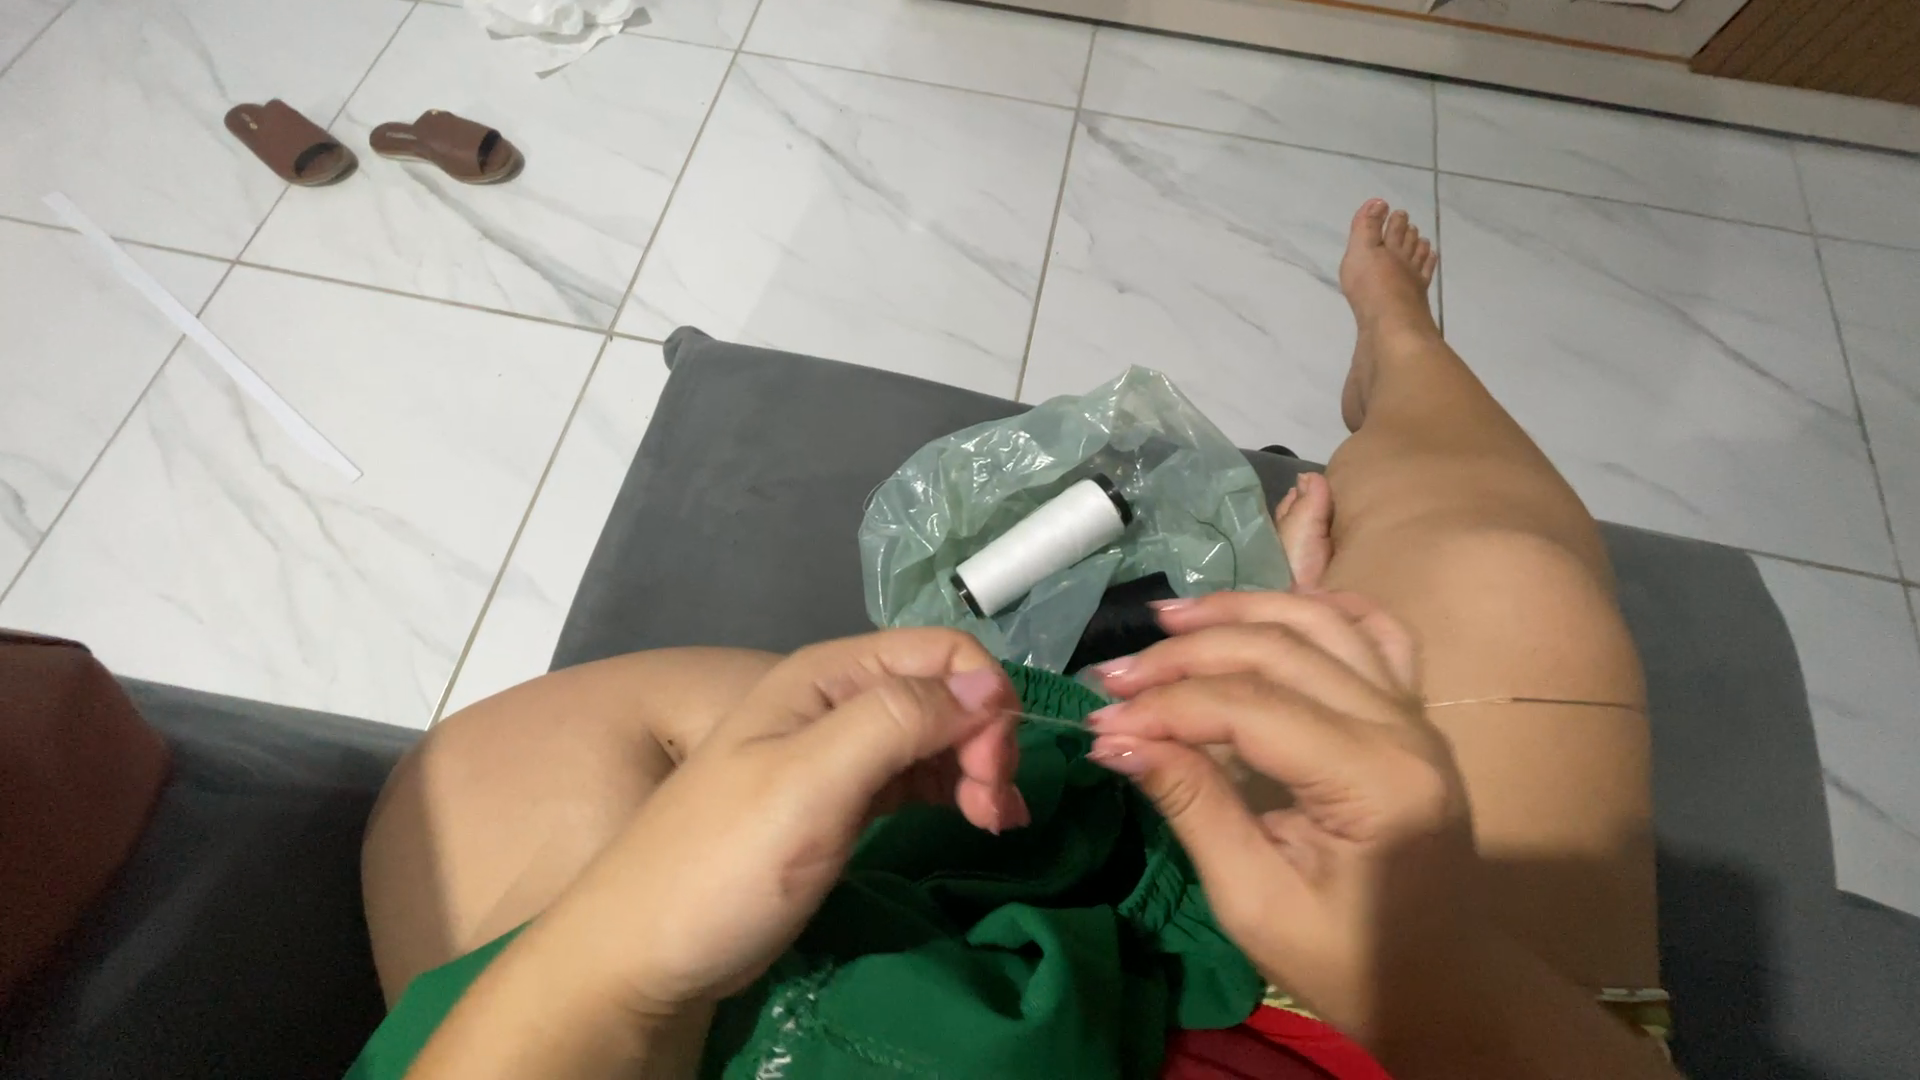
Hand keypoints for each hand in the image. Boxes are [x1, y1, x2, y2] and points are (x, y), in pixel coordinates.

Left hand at [537, 628, 1023, 1018]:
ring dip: (980, 766)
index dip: (982, 694)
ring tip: (995, 820)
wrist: (649, 955)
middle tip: (995, 802)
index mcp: (829, 674)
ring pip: (940, 734)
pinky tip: (982, 817)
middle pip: (945, 692)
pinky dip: (961, 790)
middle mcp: (842, 699)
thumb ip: (897, 719)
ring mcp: (846, 750)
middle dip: (985, 736)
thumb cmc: (725, 860)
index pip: (938, 651)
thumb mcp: (811, 782)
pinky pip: (923, 775)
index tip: (998, 760)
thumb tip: (987, 684)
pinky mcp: (851, 796)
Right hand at [1084, 590, 1483, 1040]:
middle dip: (1182, 656)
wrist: (1445, 985)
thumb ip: (1190, 804)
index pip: (1248, 708)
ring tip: (1168, 618)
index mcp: (1374, 784)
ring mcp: (1413, 711)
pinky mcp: (1410, 710)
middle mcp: (1403, 728)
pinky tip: (1267, 609)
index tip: (1101, 721)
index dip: (1165, 707)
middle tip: (1114, 676)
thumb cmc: (1350, 962)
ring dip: (1236, 610)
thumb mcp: (1252, 900)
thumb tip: (1114, 740)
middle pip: (1275, 651)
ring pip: (1317, 622)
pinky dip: (1314, 608)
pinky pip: (1371, 630)